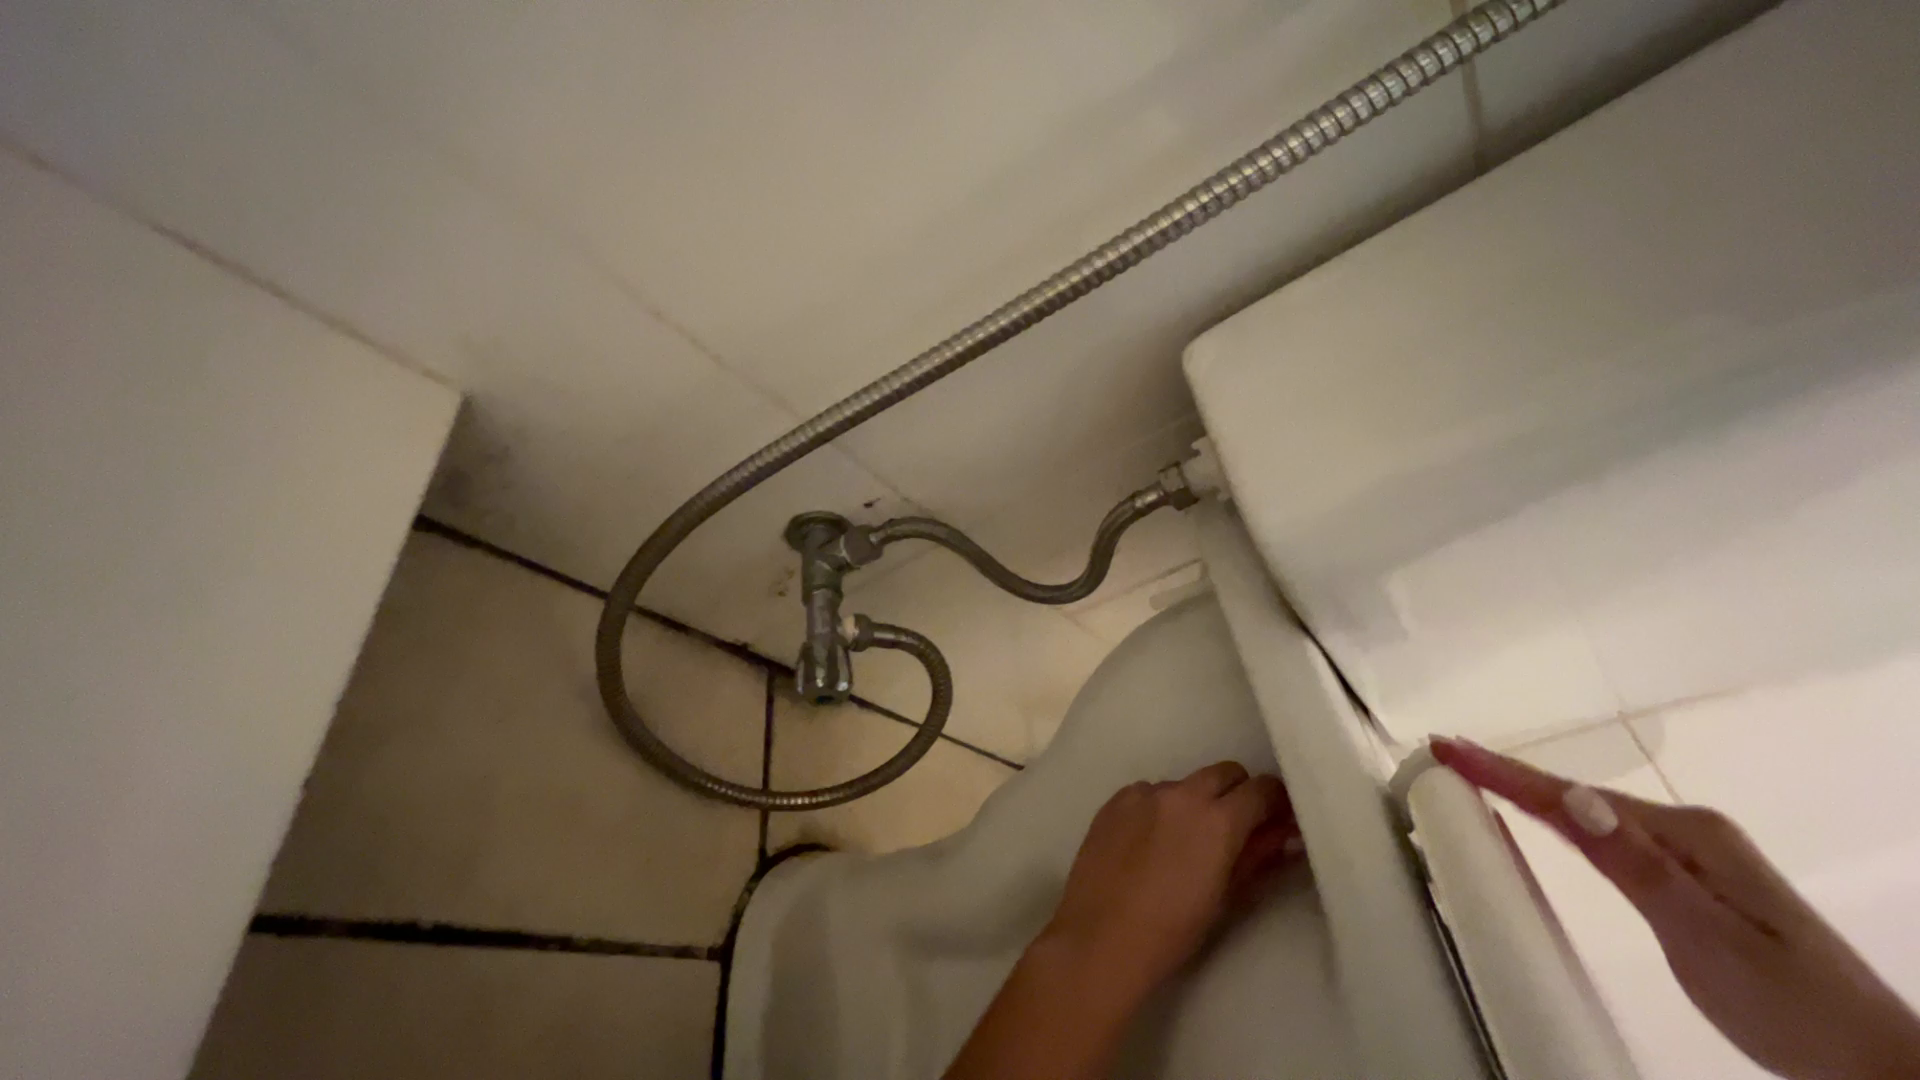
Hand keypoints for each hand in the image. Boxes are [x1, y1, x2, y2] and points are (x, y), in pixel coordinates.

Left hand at [1044, 761, 1301, 995]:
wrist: (1102, 938)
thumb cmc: (1173, 930)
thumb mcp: (1228, 897)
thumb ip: (1259, 857)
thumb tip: (1287, 834)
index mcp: (1218, 819)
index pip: (1263, 788)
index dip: (1275, 803)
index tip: (1277, 821)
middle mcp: (1182, 793)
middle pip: (1225, 773)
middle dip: (1237, 794)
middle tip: (1234, 830)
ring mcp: (1144, 792)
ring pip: (1185, 783)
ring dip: (1195, 802)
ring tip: (1183, 843)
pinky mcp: (1115, 800)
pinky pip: (1148, 792)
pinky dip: (1159, 807)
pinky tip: (1149, 842)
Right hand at [1433, 736, 1919, 1079]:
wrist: (1874, 1061)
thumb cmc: (1788, 1003)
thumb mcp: (1706, 938)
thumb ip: (1636, 867)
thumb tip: (1572, 798)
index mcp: (1685, 836)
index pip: (1573, 797)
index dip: (1506, 771)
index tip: (1447, 745)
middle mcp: (1684, 832)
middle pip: (1576, 795)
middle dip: (1507, 772)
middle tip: (1445, 752)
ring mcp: (1688, 854)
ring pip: (1588, 813)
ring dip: (1529, 791)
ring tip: (1474, 773)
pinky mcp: (1685, 878)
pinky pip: (1604, 835)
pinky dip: (1560, 819)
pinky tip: (1543, 817)